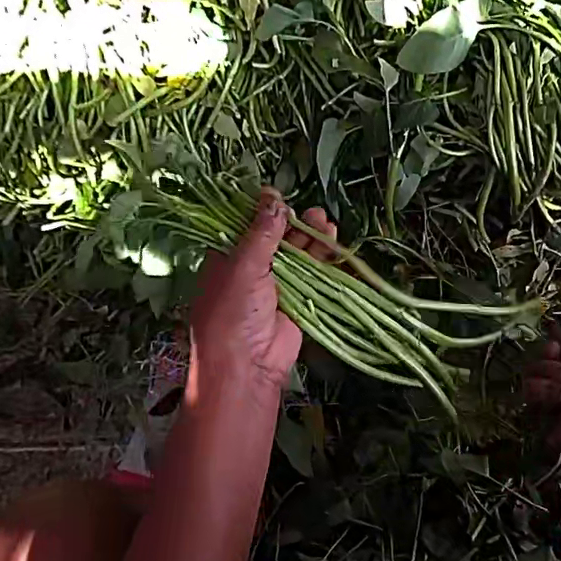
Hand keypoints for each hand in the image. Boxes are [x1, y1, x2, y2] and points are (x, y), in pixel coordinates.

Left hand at [187, 187, 338, 401]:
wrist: (247, 365)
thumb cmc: (233, 313)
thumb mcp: (243, 267)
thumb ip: (262, 234)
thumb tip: (274, 199)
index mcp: (227, 258)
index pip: (246, 226)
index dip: (263, 211)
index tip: (279, 196)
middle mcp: (251, 269)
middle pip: (276, 238)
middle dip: (294, 224)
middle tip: (313, 213)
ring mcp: (277, 286)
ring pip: (298, 255)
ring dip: (311, 239)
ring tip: (326, 223)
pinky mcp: (299, 301)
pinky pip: (314, 276)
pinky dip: (324, 260)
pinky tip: (333, 243)